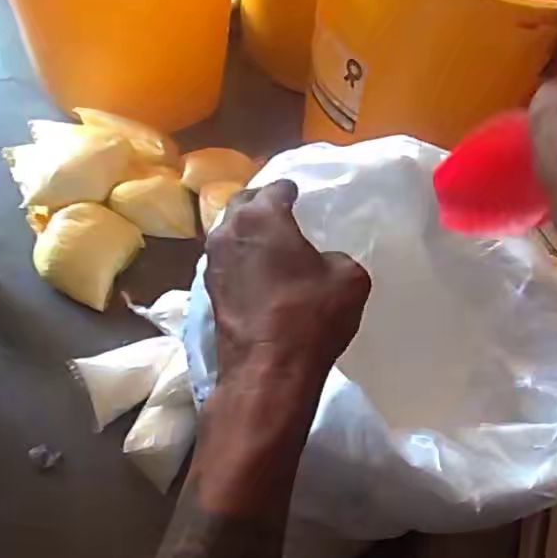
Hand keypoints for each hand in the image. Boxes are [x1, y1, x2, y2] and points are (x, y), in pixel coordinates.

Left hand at [206, 181, 369, 380]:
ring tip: (269, 242)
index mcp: (262, 216)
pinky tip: (257, 272)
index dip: (291, 190)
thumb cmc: (310, 315)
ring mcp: (213, 262)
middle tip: (281, 212)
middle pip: (243, 204)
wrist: (269, 369)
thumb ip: (337, 257)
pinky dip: (241, 259)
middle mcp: (230, 231)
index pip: (276, 188)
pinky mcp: (208, 291)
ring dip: (247, 233)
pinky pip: (226, 262)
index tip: (300, 195)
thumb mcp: (348, 277)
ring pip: (229, 233)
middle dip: (261, 204)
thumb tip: (323, 262)